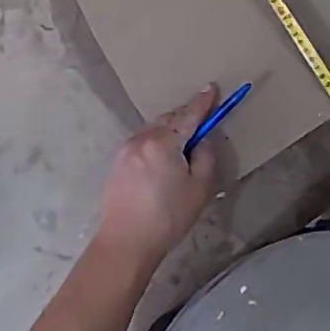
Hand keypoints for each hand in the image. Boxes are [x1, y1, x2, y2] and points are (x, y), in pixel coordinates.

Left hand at [94, 85, 220, 264]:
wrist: (125, 243)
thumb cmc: (167, 217)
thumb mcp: (199, 188)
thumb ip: (204, 157)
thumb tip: (200, 141)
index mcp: (163, 141)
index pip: (188, 115)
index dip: (203, 102)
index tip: (211, 88)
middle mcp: (141, 139)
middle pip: (168, 119)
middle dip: (185, 117)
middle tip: (202, 122)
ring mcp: (125, 150)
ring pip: (154, 130)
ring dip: (170, 131)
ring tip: (184, 146)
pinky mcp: (117, 163)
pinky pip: (143, 143)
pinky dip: (156, 143)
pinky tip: (163, 160)